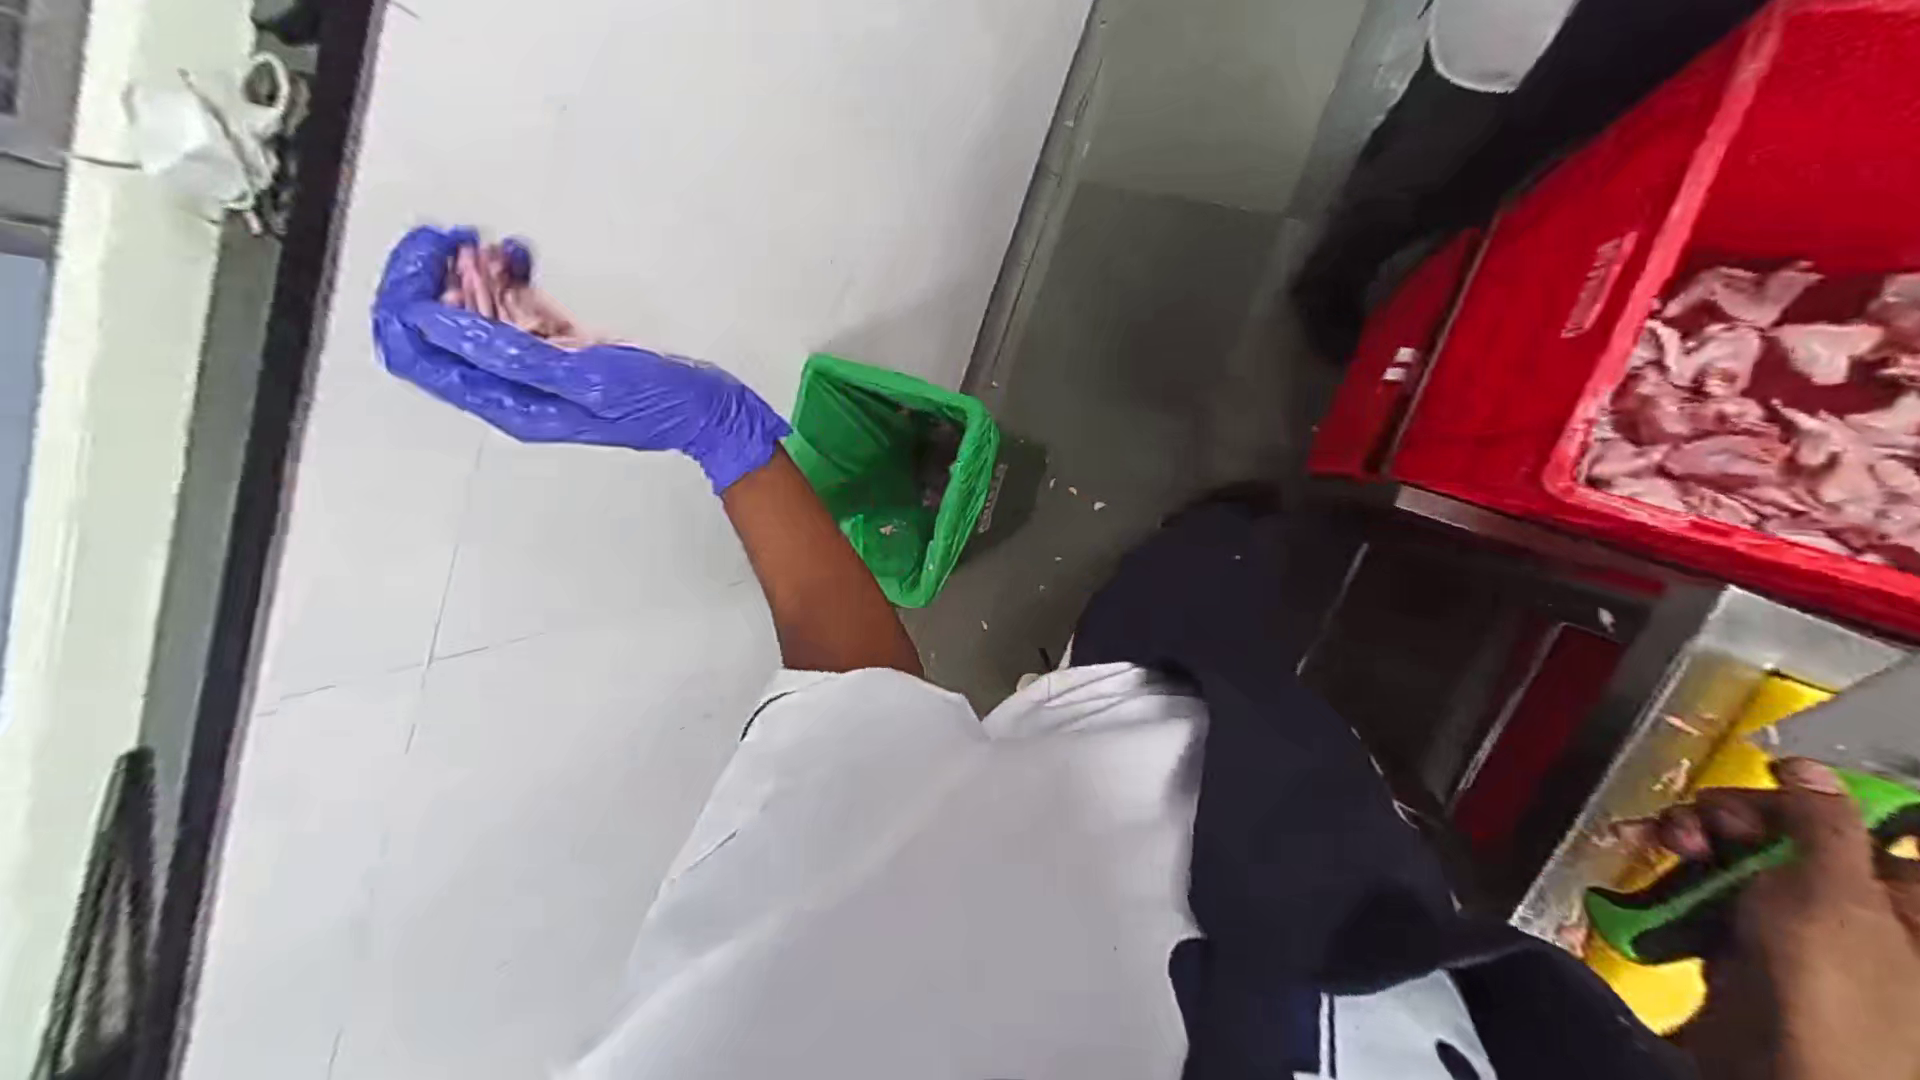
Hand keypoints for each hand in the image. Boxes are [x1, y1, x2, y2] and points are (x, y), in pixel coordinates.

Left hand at [371, 225, 790, 492]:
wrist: (708, 411)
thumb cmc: (660, 403)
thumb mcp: (586, 376)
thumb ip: (509, 354)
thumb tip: (434, 322)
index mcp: (510, 403)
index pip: (419, 350)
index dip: (409, 295)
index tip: (431, 250)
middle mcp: (513, 390)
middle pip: (437, 330)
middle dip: (438, 277)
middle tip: (460, 238)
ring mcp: (536, 372)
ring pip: (472, 318)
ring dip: (474, 275)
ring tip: (496, 248)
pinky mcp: (561, 356)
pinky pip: (512, 315)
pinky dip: (508, 284)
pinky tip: (520, 263)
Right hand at [1649, 759, 1919, 1079]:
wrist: (1776, 1058)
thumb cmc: (1832, 980)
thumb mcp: (1832, 891)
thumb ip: (1820, 823)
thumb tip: (1808, 766)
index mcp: (1908, 899)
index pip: (1864, 822)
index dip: (1811, 797)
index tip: (1766, 785)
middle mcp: (1861, 906)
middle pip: (1792, 831)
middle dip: (1735, 815)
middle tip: (1705, 819)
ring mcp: (1798, 921)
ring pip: (1741, 852)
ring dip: (1696, 835)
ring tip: (1671, 842)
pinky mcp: (1745, 931)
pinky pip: (1712, 880)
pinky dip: (1681, 865)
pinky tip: (1658, 855)